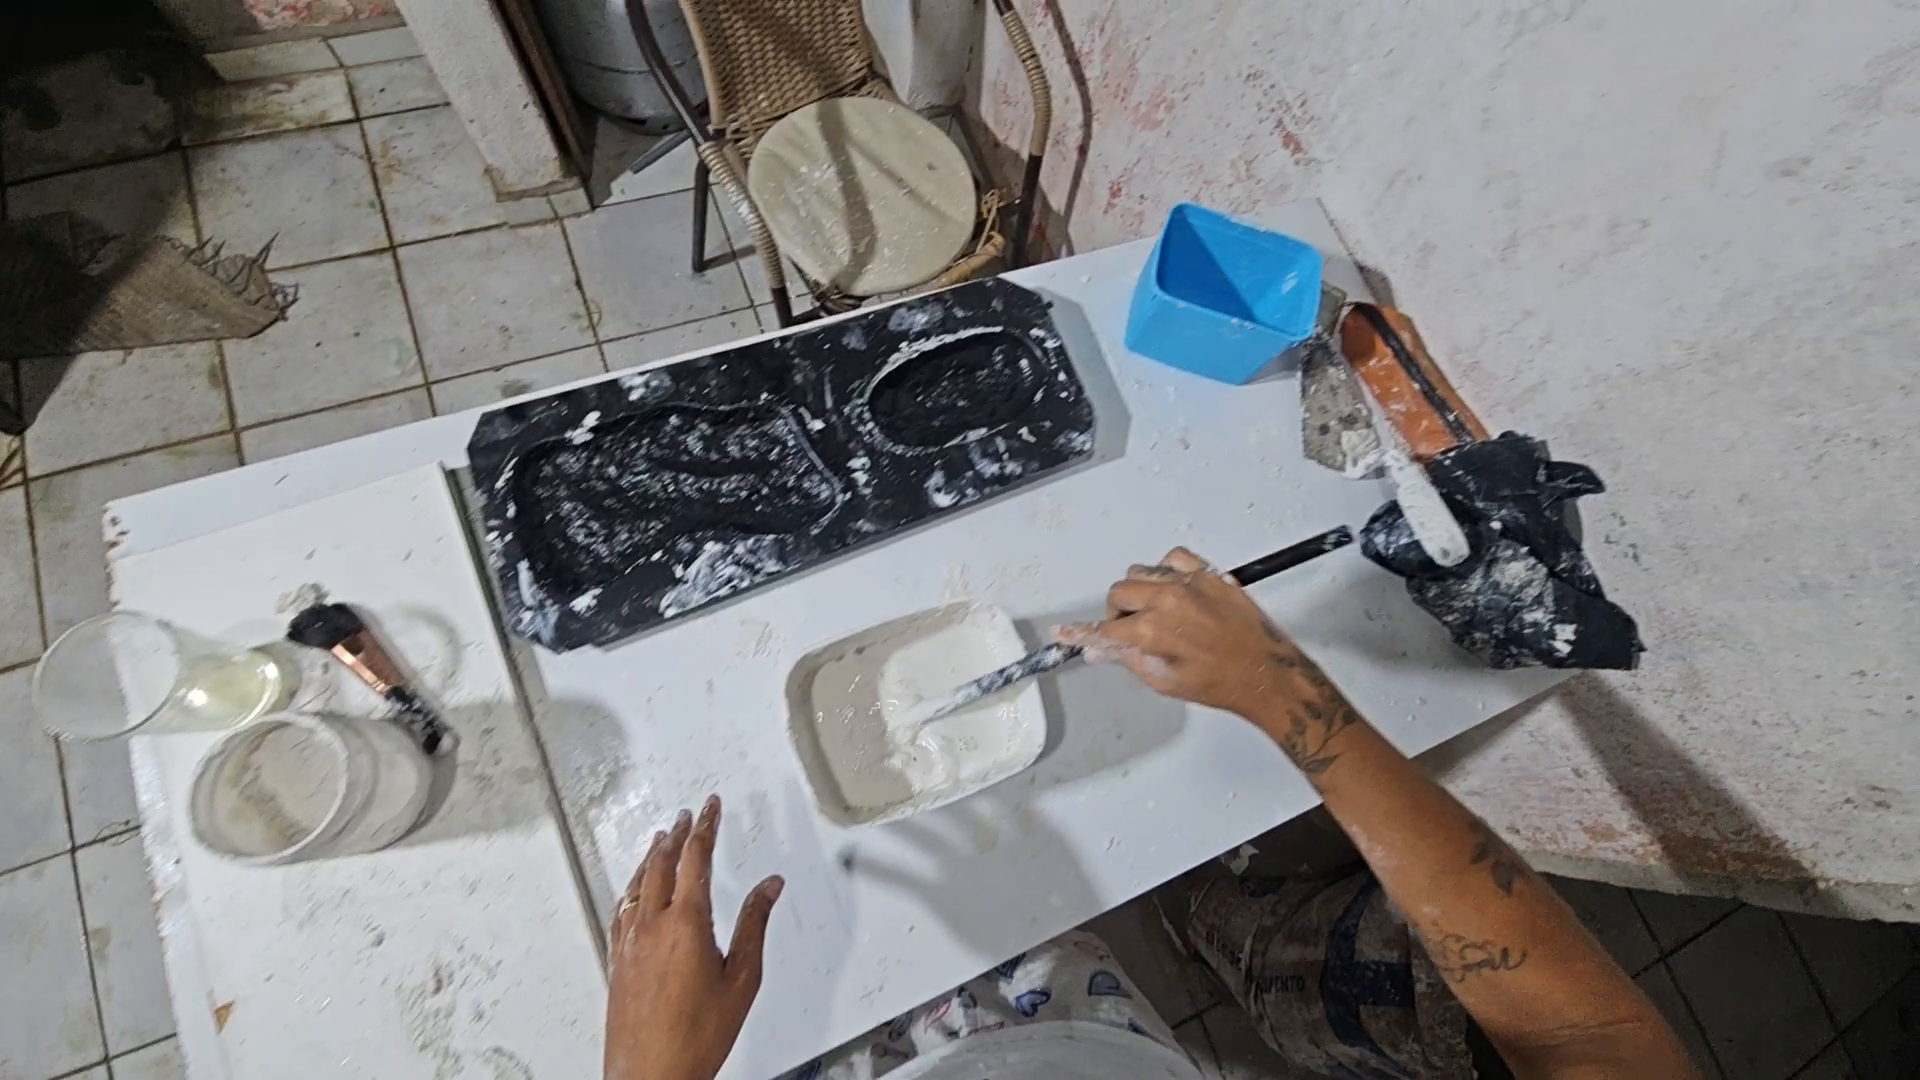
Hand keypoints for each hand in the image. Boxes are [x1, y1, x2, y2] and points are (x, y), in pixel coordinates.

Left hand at [605, 795, 783, 1079]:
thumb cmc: (697, 1036)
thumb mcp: (743, 978)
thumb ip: (755, 924)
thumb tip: (770, 885)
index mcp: (686, 923)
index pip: (696, 858)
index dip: (706, 825)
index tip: (711, 805)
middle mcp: (653, 926)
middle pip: (662, 863)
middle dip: (677, 833)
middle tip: (689, 814)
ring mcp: (630, 944)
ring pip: (638, 883)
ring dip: (652, 854)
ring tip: (660, 838)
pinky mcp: (617, 962)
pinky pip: (622, 909)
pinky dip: (632, 886)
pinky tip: (634, 888)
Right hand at [1056, 547, 1323, 719]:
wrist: (1267, 675)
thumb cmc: (1219, 684)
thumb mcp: (1164, 680)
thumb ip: (1126, 658)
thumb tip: (1098, 650)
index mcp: (1154, 630)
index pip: (1105, 628)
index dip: (1081, 632)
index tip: (1062, 631)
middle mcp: (1168, 600)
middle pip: (1119, 593)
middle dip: (1117, 614)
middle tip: (1130, 632)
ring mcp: (1191, 583)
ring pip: (1142, 573)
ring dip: (1140, 592)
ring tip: (1155, 613)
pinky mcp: (1210, 574)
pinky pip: (1174, 558)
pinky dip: (1166, 571)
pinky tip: (1173, 590)